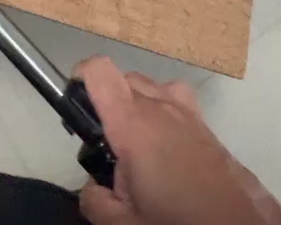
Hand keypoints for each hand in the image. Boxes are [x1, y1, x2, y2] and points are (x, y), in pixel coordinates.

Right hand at [72, 57, 280, 224]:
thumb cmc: (179, 224)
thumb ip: (95, 200)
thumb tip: (93, 186)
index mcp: (133, 125)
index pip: (99, 70)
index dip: (79, 77)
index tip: (74, 103)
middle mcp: (159, 107)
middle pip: (121, 79)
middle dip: (106, 104)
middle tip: (107, 148)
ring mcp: (187, 112)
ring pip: (148, 87)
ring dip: (134, 105)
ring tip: (136, 148)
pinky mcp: (206, 125)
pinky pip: (173, 99)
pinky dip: (161, 111)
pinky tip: (165, 149)